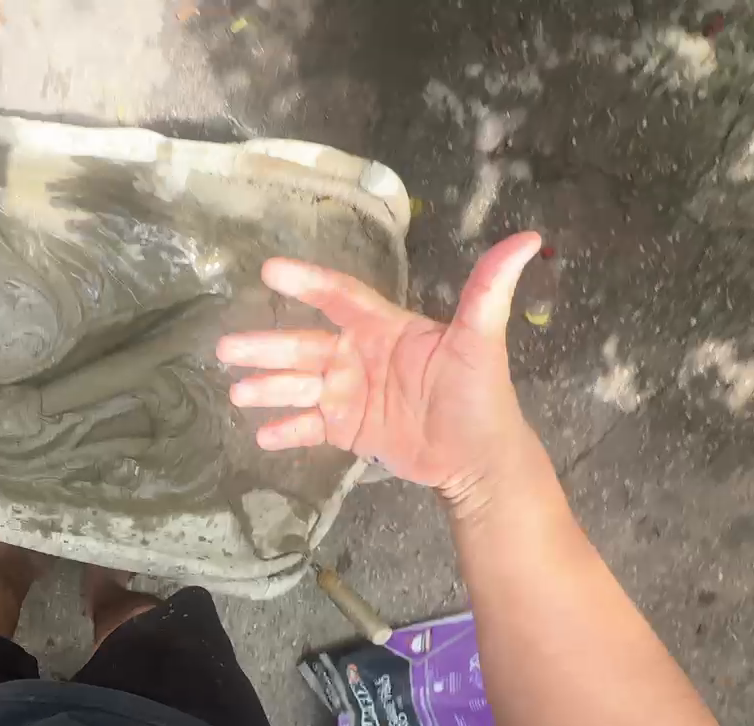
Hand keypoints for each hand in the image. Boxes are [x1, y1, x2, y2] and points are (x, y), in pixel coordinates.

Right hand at [216, 232, 543, 516]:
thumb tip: (527, 239)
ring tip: (237, 394)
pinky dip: (285, 431)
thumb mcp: (479, 343)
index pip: (338, 299)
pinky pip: (307, 427)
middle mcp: (357, 357)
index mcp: (383, 330)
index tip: (270, 272)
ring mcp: (346, 395)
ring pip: (297, 387)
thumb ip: (487, 294)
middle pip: (303, 347)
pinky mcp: (343, 429)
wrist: (475, 458)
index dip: (306, 284)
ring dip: (266, 389)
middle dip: (265, 347)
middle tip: (226, 348)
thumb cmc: (478, 395)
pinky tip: (261, 437)